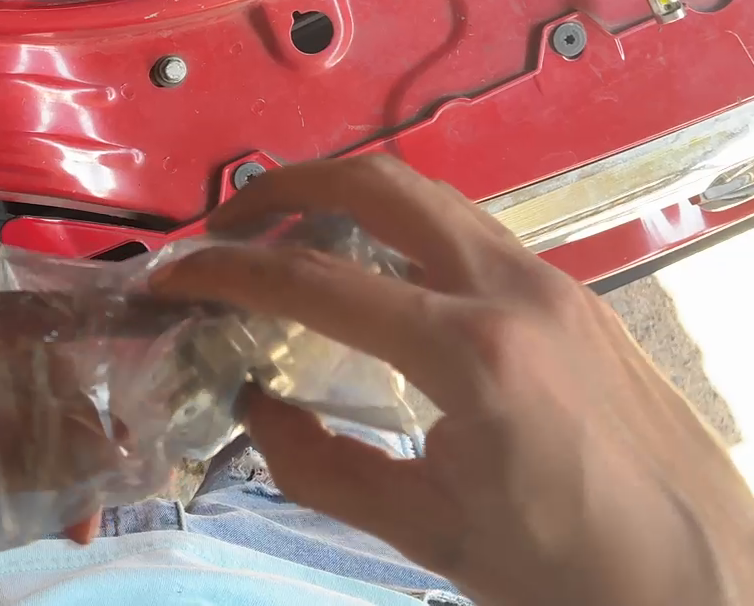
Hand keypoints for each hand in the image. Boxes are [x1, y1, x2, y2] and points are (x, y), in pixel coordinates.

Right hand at [155, 154, 753, 605]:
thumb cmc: (580, 583)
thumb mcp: (433, 536)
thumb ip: (320, 466)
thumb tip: (250, 405)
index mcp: (472, 355)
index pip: (312, 282)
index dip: (225, 270)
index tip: (173, 273)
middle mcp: (511, 288)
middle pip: (373, 186)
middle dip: (283, 187)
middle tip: (226, 221)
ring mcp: (551, 278)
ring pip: (421, 192)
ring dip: (337, 194)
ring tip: (285, 230)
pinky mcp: (573, 290)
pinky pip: (458, 225)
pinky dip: (389, 222)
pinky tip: (369, 268)